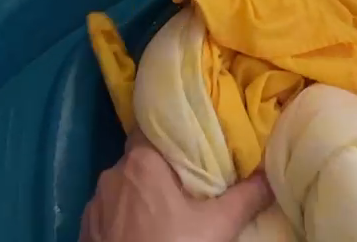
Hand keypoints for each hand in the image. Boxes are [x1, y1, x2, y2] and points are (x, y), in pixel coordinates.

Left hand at [80, 131, 273, 241]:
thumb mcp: (217, 227)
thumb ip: (245, 197)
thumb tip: (271, 174)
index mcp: (141, 160)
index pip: (152, 127)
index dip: (169, 131)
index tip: (188, 140)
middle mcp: (113, 173)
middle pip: (140, 158)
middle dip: (160, 168)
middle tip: (185, 184)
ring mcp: (95, 203)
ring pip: (123, 186)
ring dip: (140, 194)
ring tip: (164, 213)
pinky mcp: (85, 231)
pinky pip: (107, 212)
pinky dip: (122, 218)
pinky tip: (140, 234)